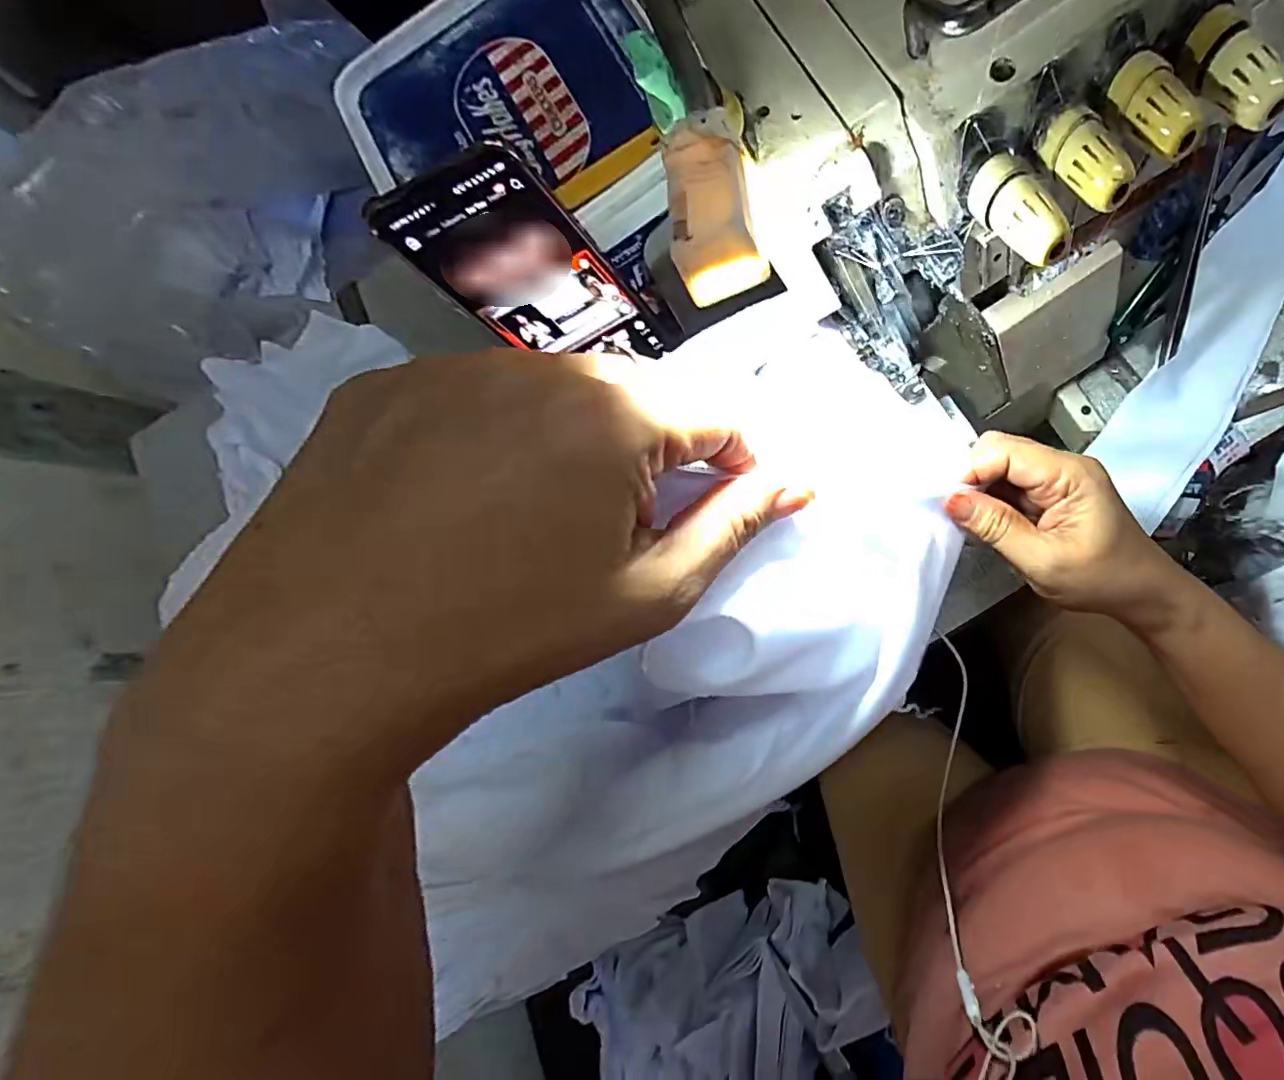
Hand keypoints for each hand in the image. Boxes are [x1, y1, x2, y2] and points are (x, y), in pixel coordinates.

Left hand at [152, 349, 809, 774]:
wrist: (319, 666)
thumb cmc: (519, 630)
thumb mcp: (655, 589)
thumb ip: (738, 522)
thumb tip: (800, 481)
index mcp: (617, 412)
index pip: (721, 412)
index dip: (741, 461)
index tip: (726, 508)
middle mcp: (542, 367)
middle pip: (647, 394)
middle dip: (669, 448)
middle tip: (642, 520)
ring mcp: (453, 369)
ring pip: (570, 390)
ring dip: (596, 437)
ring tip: (560, 512)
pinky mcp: (386, 387)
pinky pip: (490, 395)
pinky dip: (517, 432)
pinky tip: (483, 495)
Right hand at [944, 432, 1192, 625]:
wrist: (1141, 592)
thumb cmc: (1105, 579)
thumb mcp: (1043, 561)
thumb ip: (996, 528)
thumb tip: (954, 501)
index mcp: (1070, 474)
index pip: (1004, 451)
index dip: (972, 473)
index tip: (953, 504)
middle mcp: (1065, 466)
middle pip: (1001, 452)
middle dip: (975, 481)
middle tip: (964, 517)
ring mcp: (1060, 478)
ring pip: (1004, 469)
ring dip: (986, 495)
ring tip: (983, 528)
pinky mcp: (1055, 493)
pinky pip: (1014, 486)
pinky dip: (998, 505)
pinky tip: (998, 528)